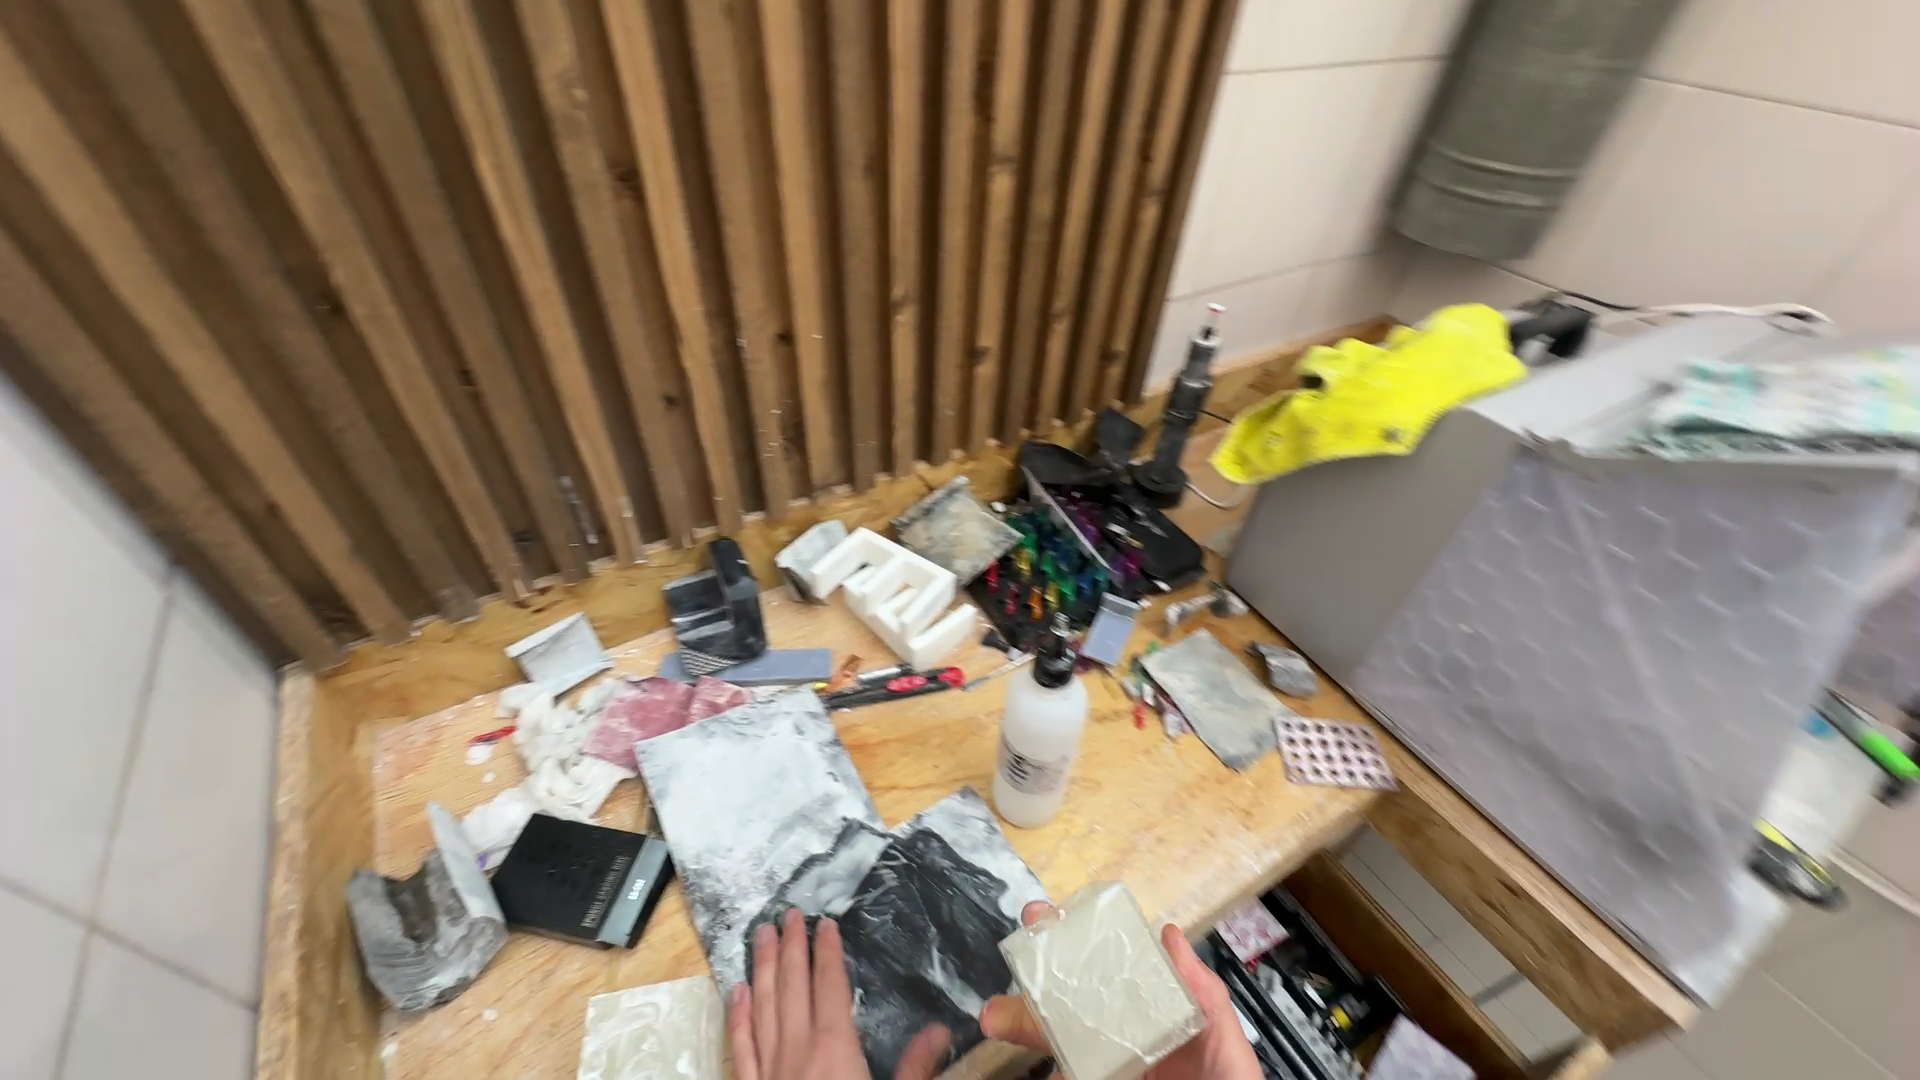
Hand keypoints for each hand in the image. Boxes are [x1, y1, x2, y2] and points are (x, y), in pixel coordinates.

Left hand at [729, 908, 952, 1079]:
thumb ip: (916, 1067)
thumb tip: (941, 1028)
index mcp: (835, 1048)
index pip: (829, 985)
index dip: (827, 951)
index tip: (825, 921)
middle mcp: (797, 1050)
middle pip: (792, 987)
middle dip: (791, 946)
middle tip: (788, 912)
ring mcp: (769, 1070)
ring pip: (763, 1007)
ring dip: (763, 968)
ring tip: (761, 934)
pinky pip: (741, 1047)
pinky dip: (738, 1015)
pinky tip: (735, 991)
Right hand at [980, 901, 1262, 1079]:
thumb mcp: (1226, 1049)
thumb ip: (1203, 995)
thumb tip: (1167, 932)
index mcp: (1150, 1023)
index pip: (1105, 977)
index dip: (1072, 947)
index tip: (1043, 919)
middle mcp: (1119, 1046)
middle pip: (1068, 1008)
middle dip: (1033, 985)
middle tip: (1011, 959)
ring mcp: (1101, 1070)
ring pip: (1054, 1044)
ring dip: (1022, 1023)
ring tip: (992, 1017)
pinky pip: (1062, 1074)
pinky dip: (1047, 1070)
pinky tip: (1037, 1065)